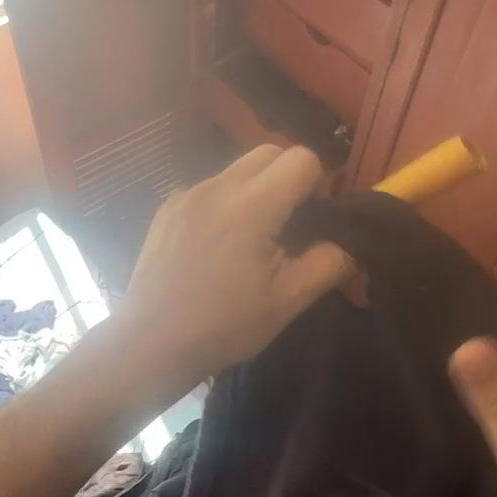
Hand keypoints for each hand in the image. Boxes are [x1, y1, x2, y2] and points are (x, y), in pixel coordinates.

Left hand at [117, 145, 353, 385]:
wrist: (150, 344)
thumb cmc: (223, 326)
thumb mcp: (288, 300)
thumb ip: (328, 263)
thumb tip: (346, 245)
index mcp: (250, 205)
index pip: (303, 159)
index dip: (321, 186)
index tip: (316, 223)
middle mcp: (215, 186)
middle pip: (270, 152)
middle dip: (291, 179)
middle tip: (292, 227)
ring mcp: (186, 194)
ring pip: (238, 170)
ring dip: (258, 191)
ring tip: (255, 242)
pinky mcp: (167, 209)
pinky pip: (210, 189)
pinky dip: (227, 204)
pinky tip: (219, 249)